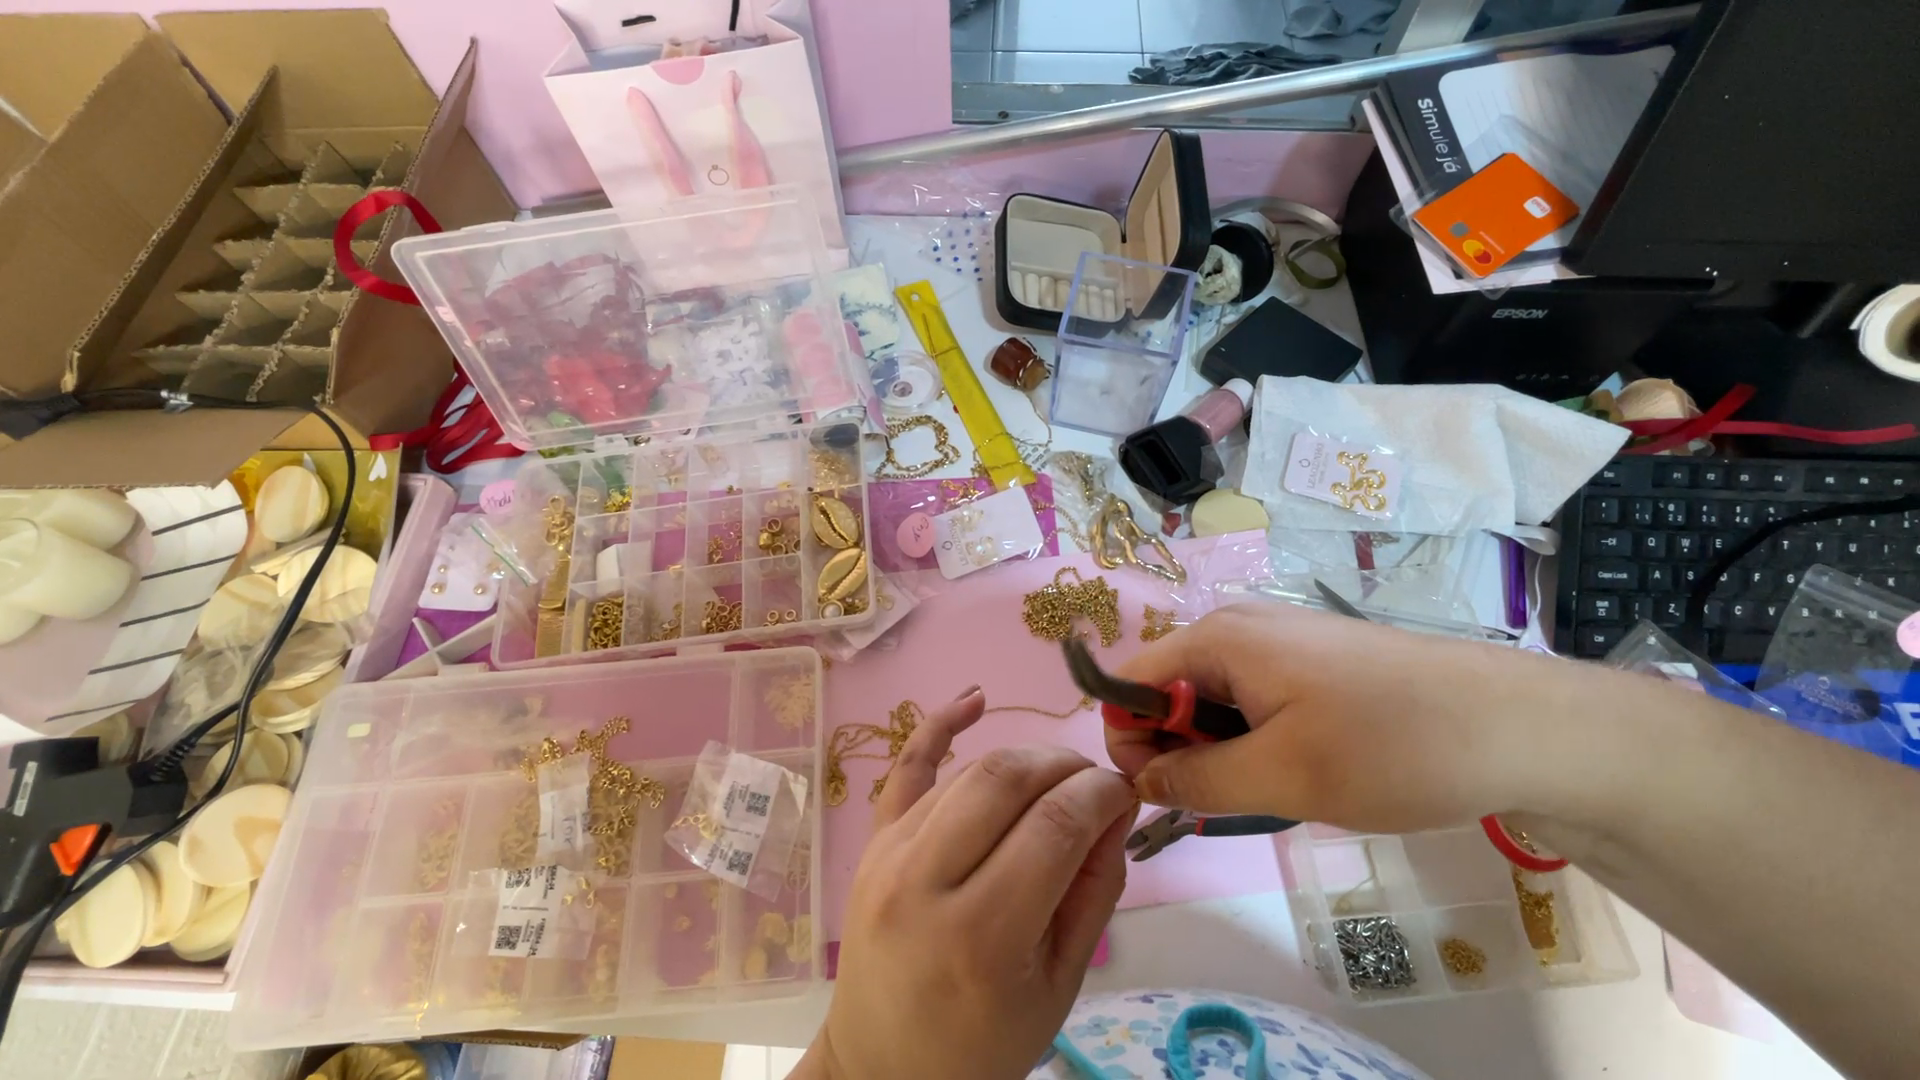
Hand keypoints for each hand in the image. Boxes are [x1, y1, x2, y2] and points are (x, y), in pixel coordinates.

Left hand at [800, 687, 1137, 1079]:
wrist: (882, 1065)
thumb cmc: (981, 1044)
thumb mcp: (1058, 988)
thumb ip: (1093, 893)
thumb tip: (1115, 810)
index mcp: (981, 936)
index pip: (1055, 825)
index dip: (1102, 794)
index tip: (1124, 794)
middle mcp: (925, 881)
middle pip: (1007, 780)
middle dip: (1066, 766)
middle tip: (1095, 784)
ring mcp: (889, 854)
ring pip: (968, 771)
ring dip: (1025, 760)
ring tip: (1059, 778)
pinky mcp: (871, 843)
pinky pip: (905, 768)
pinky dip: (938, 726)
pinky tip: (975, 698)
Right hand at [1108, 603, 1620, 833]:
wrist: (1521, 727)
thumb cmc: (1391, 746)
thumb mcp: (1280, 777)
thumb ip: (1193, 779)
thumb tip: (1136, 778)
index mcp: (1217, 639)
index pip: (1129, 684)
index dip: (1131, 741)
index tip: (1165, 794)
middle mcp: (1238, 627)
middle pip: (1169, 690)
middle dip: (1180, 748)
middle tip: (1228, 800)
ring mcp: (1279, 642)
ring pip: (1213, 700)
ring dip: (1221, 749)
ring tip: (1274, 787)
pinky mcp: (1313, 661)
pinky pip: (1253, 699)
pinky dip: (1256, 738)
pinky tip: (1302, 767)